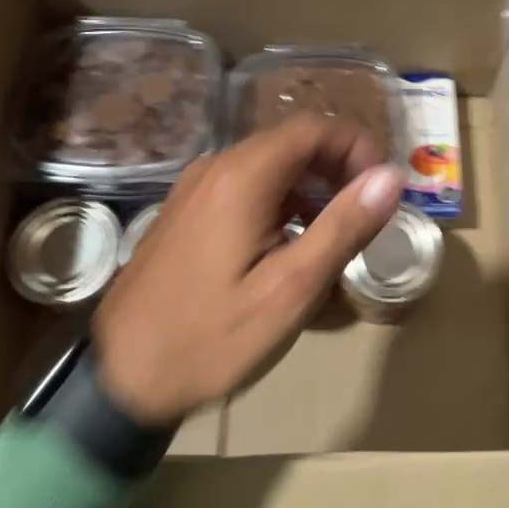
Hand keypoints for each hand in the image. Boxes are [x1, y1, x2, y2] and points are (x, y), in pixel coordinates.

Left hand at [92, 117, 403, 423]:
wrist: (118, 378)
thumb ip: (342, 228)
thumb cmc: (210, 338)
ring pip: (269, 166)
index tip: (380, 191)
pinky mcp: (187, 212)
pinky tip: (289, 247)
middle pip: (292, 144)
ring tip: (334, 237)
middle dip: (337, 171)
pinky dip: (280, 202)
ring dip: (310, 189)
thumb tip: (390, 176)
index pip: (314, 129)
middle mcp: (217, 168)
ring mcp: (196, 189)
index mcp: (243, 176)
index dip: (357, 148)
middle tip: (364, 218)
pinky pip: (245, 188)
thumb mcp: (289, 290)